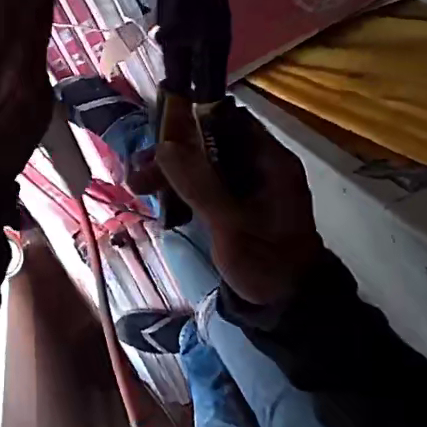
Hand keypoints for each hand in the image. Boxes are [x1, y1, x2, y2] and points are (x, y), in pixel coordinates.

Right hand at [135, 96, 322, 304]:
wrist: (288, 307)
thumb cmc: (266, 262)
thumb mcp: (230, 224)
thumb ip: (199, 184)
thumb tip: (165, 145)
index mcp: (270, 160)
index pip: (230, 120)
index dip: (194, 119)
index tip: (159, 133)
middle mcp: (260, 165)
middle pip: (211, 141)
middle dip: (174, 151)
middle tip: (139, 168)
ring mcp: (248, 185)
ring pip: (204, 163)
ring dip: (172, 170)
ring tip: (138, 183)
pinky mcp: (236, 203)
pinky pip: (206, 183)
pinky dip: (183, 186)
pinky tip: (158, 195)